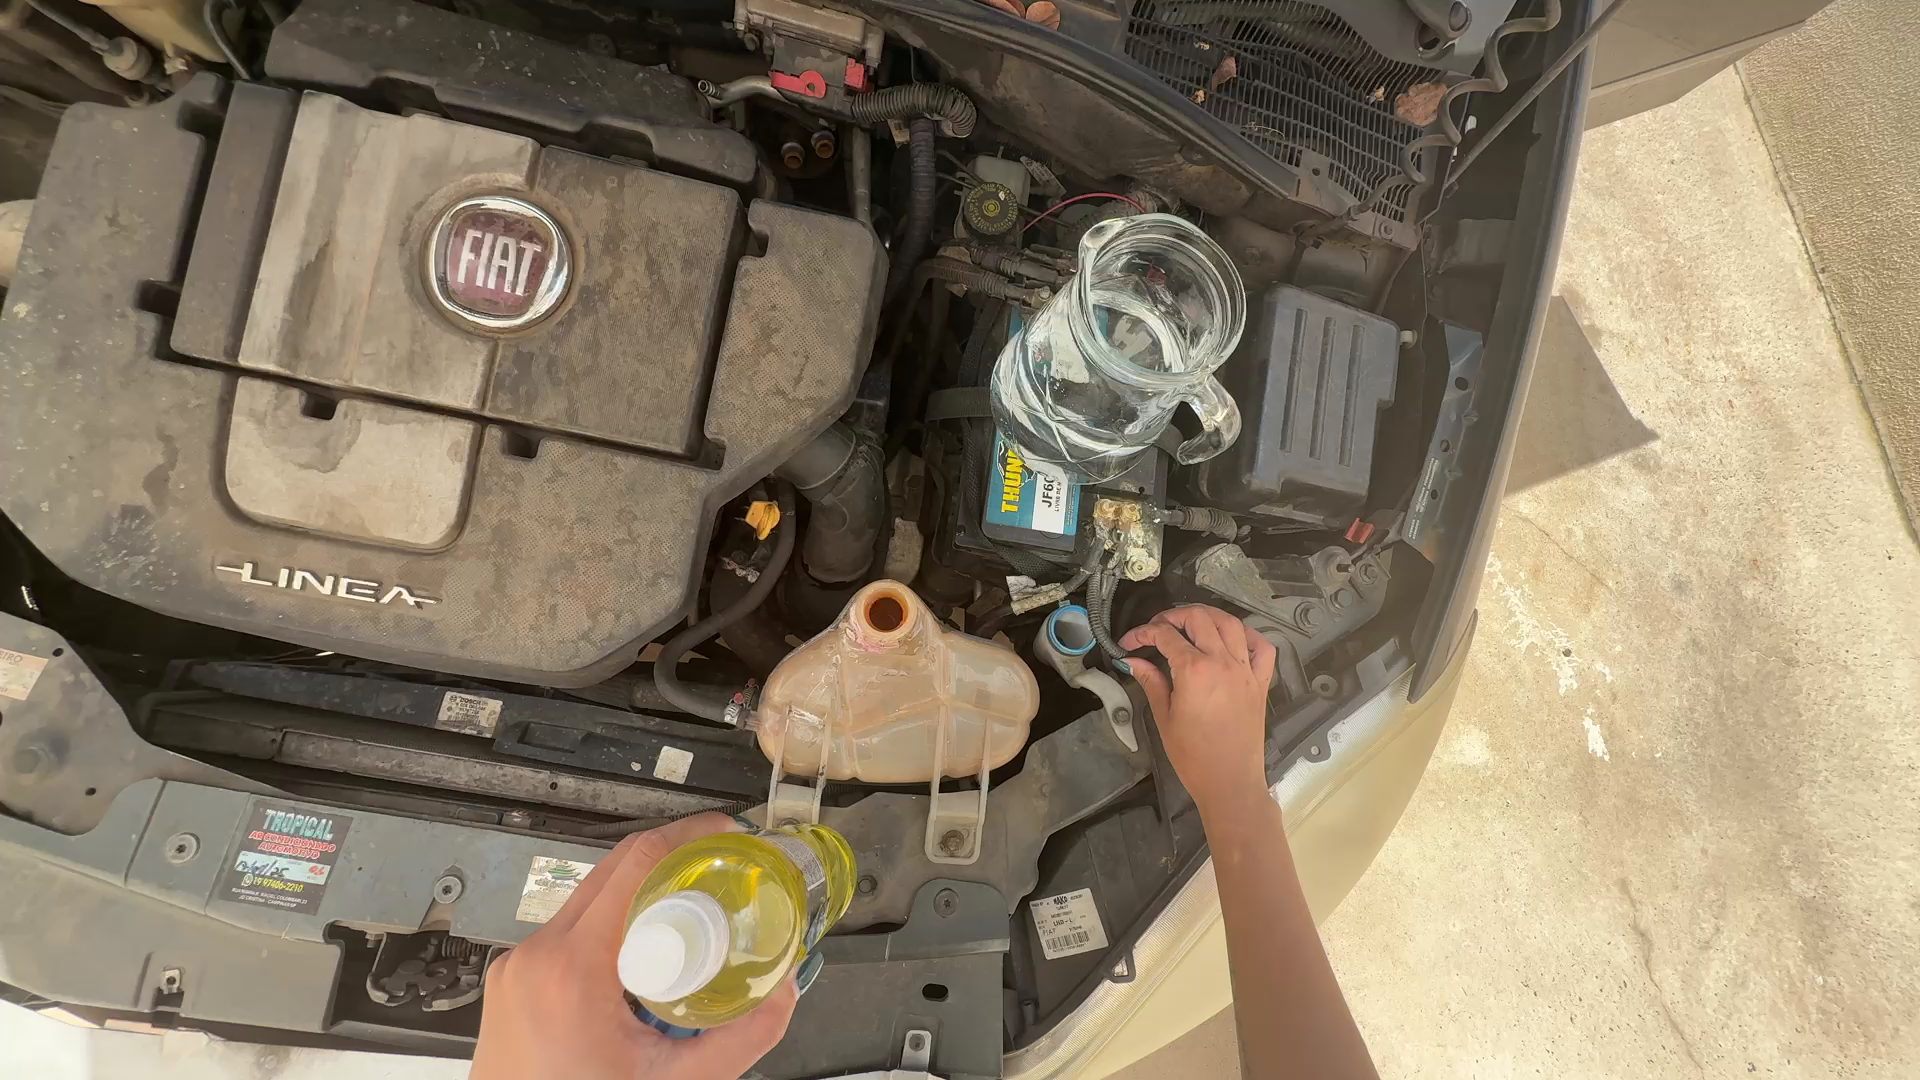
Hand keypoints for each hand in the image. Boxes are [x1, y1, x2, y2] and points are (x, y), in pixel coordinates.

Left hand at [473, 814, 797, 1079]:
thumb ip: (740, 1038)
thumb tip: (785, 992)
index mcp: (572, 969)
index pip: (638, 861)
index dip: (689, 834)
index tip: (725, 833)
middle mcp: (536, 956)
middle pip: (617, 867)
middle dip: (675, 856)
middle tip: (720, 867)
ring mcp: (518, 968)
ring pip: (594, 893)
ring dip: (645, 888)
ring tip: (691, 908)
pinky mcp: (513, 983)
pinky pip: (573, 925)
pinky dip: (617, 919)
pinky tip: (647, 949)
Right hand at [1120, 605, 1276, 820]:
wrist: (1229, 782)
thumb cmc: (1193, 755)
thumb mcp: (1164, 716)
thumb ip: (1151, 681)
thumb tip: (1133, 660)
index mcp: (1194, 671)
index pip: (1165, 636)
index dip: (1142, 633)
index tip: (1130, 642)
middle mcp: (1222, 663)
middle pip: (1198, 618)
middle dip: (1172, 616)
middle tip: (1156, 628)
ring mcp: (1245, 670)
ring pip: (1230, 623)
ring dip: (1207, 616)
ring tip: (1189, 623)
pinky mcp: (1260, 682)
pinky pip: (1262, 647)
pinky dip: (1247, 635)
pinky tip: (1231, 638)